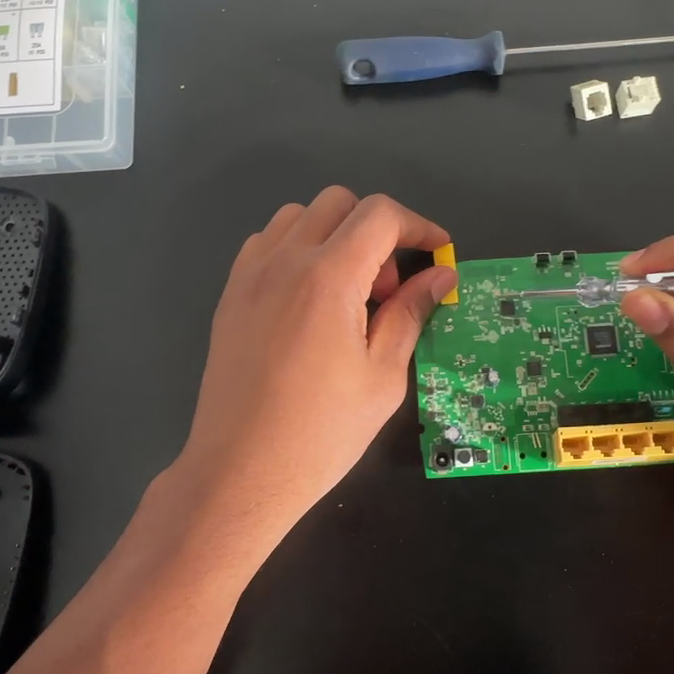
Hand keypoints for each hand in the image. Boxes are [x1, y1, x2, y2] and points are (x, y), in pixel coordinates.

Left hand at [174, 187, 456, 526]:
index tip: (438, 256)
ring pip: (298, 216)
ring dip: (333, 236)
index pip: (380, 214)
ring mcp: (250, 274)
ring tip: (346, 293)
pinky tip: (307, 300)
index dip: (419, 226)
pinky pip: (266, 243)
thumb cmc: (322, 432)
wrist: (241, 471)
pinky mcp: (230, 295)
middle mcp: (285, 260)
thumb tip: (442, 275)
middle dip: (377, 231)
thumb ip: (411, 313)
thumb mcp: (383, 375)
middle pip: (339, 203)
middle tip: (387, 289)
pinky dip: (296, 250)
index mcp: (329, 277)